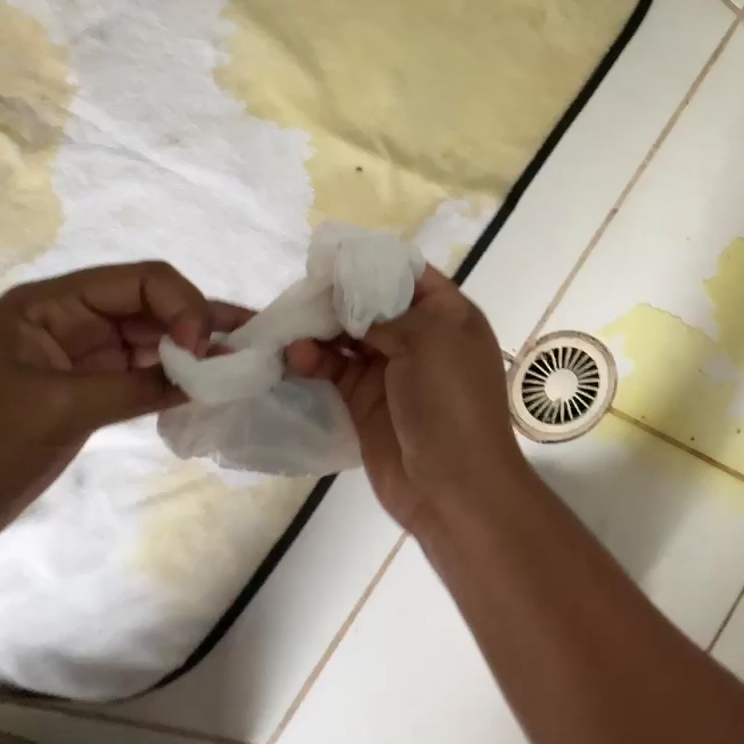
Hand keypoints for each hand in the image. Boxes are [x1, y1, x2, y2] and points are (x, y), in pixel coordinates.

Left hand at [0, 261, 232, 550]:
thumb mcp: (59, 408)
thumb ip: (141, 384)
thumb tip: (214, 373)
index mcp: (52, 305)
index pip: (143, 281)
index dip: (185, 305)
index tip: (206, 347)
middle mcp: (72, 323)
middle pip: (155, 307)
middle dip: (202, 324)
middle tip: (251, 347)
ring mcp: (81, 361)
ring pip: (156, 342)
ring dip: (198, 353)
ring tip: (247, 364)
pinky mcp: (87, 396)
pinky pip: (146, 376)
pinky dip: (180, 381)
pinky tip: (213, 387)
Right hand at [288, 267, 528, 531]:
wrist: (454, 486)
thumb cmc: (452, 402)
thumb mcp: (429, 341)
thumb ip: (388, 314)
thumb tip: (350, 305)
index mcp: (452, 317)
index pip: (413, 276)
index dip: (376, 265)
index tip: (334, 258)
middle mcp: (424, 338)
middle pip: (376, 304)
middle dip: (340, 296)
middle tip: (300, 289)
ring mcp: (394, 372)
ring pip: (350, 338)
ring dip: (321, 329)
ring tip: (288, 323)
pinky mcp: (366, 403)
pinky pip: (335, 372)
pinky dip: (314, 361)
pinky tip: (294, 356)